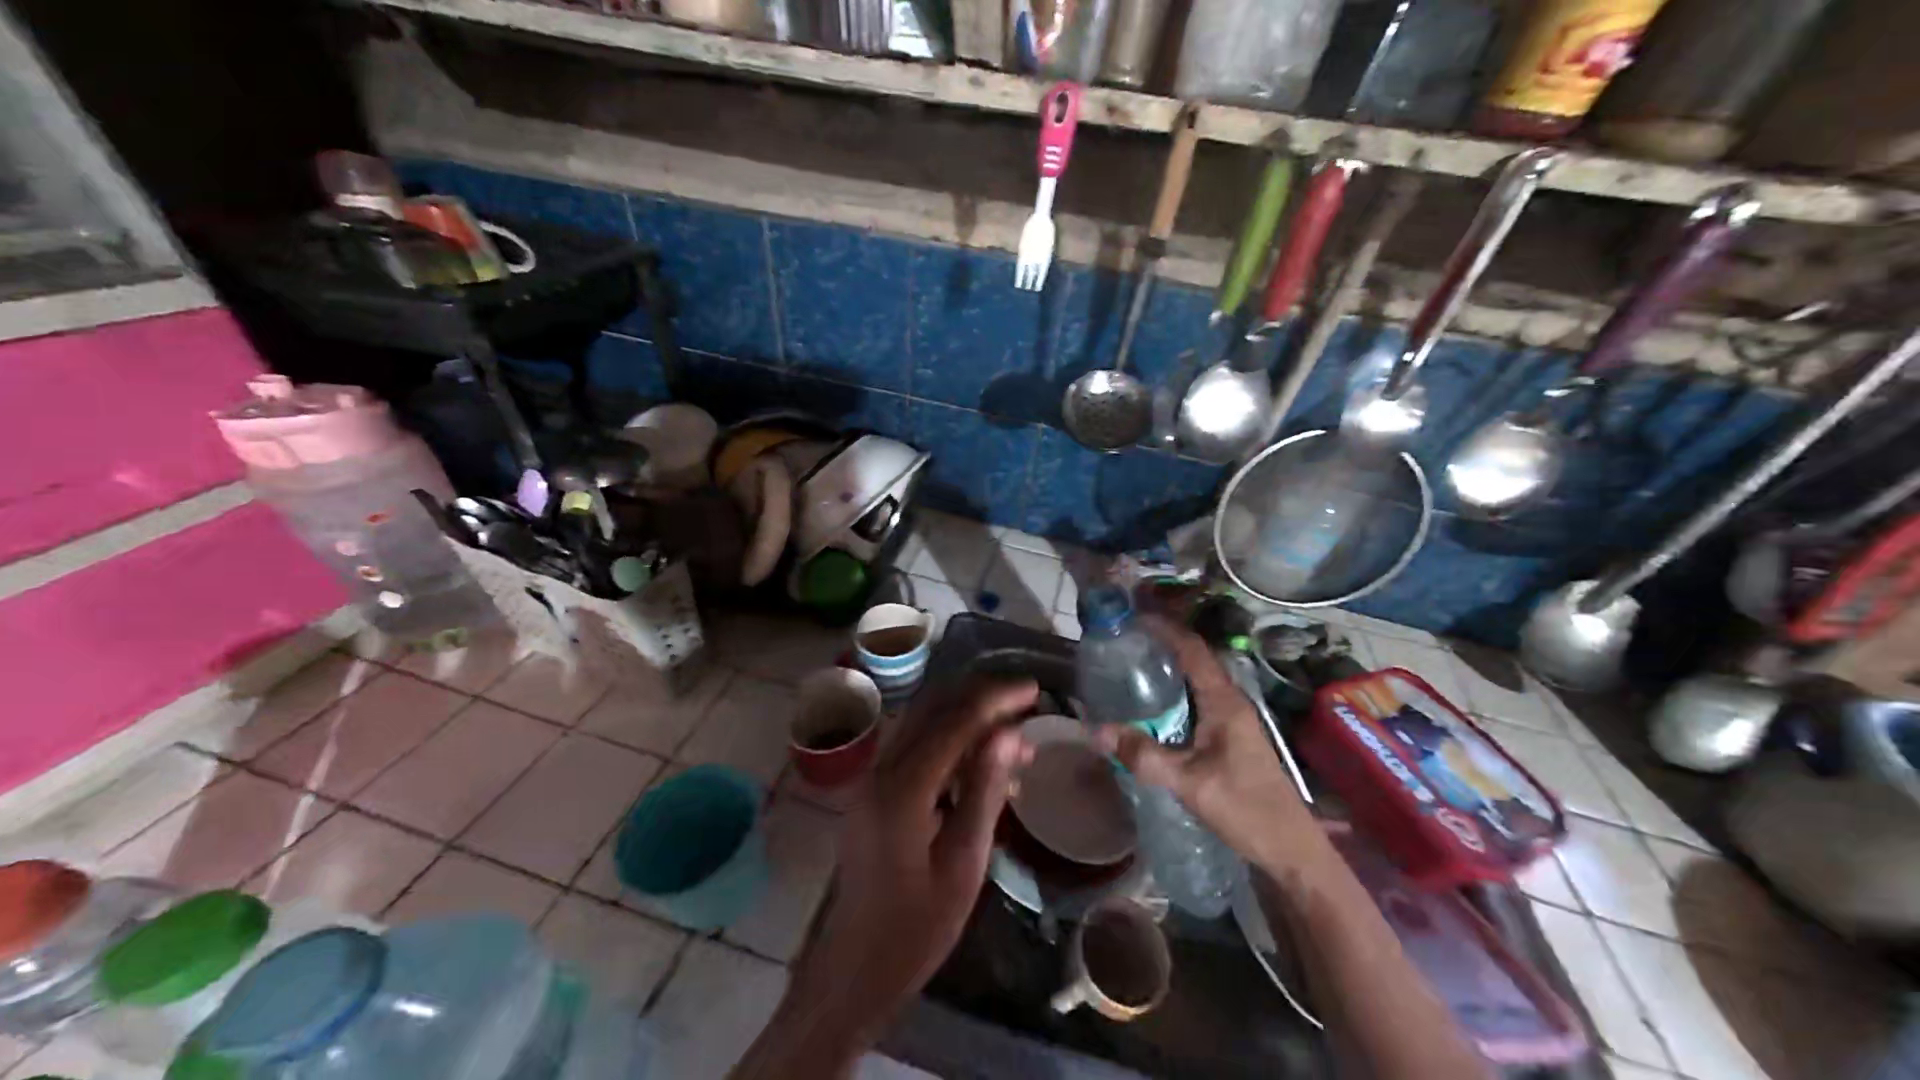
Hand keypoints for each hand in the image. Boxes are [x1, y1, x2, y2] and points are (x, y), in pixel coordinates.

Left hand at [735, 678, 1037, 1078]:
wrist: (855, 967)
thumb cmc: (917, 928)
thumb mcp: (964, 863)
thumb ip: (984, 791)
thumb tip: (1009, 733)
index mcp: (903, 788)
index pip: (955, 720)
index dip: (996, 698)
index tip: (1034, 690)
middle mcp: (881, 770)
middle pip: (932, 709)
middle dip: (980, 695)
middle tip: (1025, 699)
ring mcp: (871, 779)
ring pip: (920, 723)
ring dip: (964, 714)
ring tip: (1010, 723)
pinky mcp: (871, 792)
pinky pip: (912, 747)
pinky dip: (947, 738)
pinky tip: (978, 756)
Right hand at [1094, 616, 1320, 870]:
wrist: (1290, 849)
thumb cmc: (1246, 808)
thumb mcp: (1189, 782)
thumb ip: (1143, 755)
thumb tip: (1096, 730)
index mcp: (1224, 702)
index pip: (1193, 649)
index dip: (1164, 629)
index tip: (1131, 619)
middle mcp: (1230, 703)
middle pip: (1192, 661)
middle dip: (1159, 648)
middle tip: (1120, 647)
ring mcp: (1232, 721)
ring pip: (1194, 684)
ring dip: (1165, 673)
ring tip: (1127, 672)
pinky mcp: (1229, 739)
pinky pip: (1196, 704)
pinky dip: (1171, 698)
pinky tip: (1149, 712)